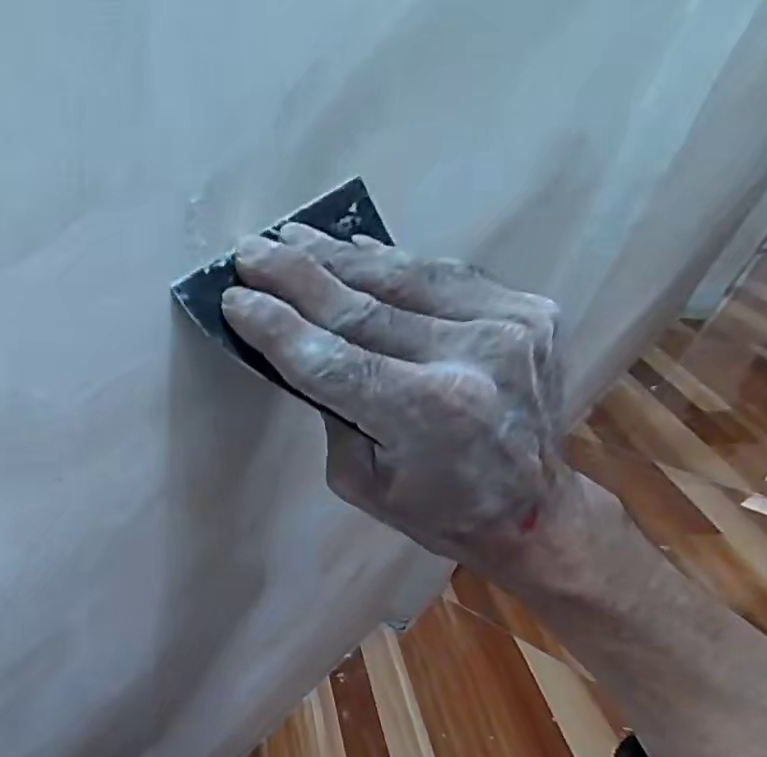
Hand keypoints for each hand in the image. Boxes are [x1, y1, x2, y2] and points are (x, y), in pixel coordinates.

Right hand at [222, 224, 568, 568]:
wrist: (531, 508)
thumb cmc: (434, 509)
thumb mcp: (359, 478)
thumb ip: (331, 409)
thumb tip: (302, 345)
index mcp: (426, 412)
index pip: (330, 357)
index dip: (277, 326)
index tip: (234, 298)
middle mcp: (471, 356)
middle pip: (360, 307)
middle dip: (294, 277)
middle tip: (248, 252)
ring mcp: (508, 324)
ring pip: (402, 276)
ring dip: (337, 256)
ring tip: (291, 237)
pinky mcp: (526, 308)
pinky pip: (443, 273)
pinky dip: (390, 260)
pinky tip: (351, 248)